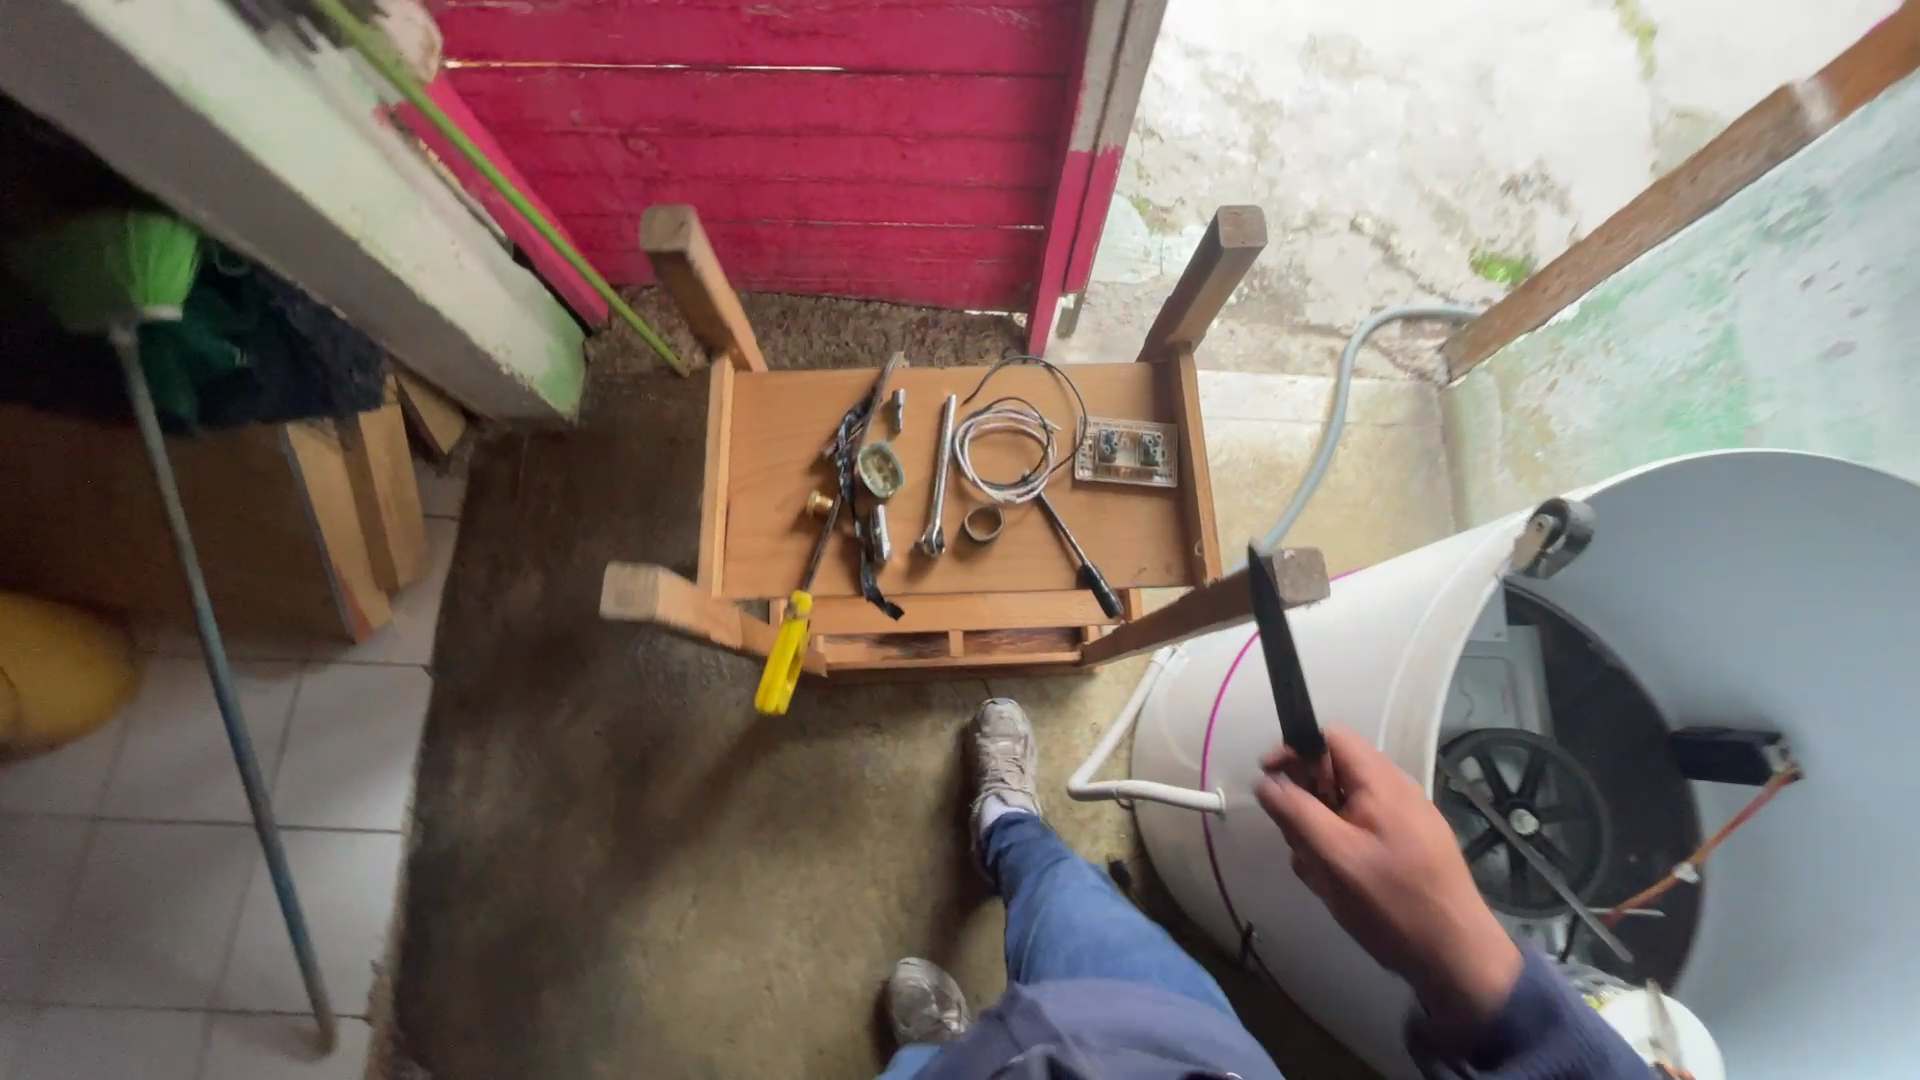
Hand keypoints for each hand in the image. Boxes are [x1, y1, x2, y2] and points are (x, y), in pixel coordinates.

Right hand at [1254, 728, 1520, 1037]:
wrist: (1457, 961)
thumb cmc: (1392, 902)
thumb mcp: (1333, 855)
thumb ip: (1294, 812)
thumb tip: (1264, 782)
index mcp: (1381, 782)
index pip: (1330, 737)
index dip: (1295, 750)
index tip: (1271, 779)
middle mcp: (1394, 791)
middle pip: (1331, 772)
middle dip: (1304, 800)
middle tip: (1296, 838)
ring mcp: (1402, 820)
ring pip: (1340, 805)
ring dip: (1317, 830)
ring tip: (1317, 869)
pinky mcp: (1405, 847)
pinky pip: (1357, 830)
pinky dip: (1337, 847)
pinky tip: (1335, 881)